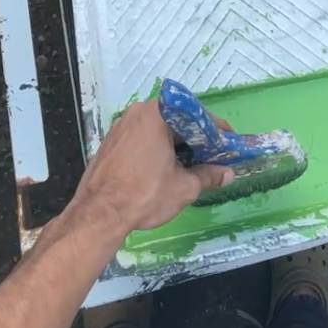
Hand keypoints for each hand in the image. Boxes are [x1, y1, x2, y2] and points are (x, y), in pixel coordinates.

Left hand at [72, 99, 232, 232]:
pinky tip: (163, 168)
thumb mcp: (184, 187)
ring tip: (190, 163)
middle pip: (175, 120)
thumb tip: (228, 174)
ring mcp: (120, 127)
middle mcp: (137, 113)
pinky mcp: (109, 143)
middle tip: (211, 154)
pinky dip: (155, 149)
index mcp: (156, 113)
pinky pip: (140, 139)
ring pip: (156, 130)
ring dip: (175, 144)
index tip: (228, 140)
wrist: (99, 215)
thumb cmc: (145, 194)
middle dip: (195, 137)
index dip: (215, 128)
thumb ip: (208, 176)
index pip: (195, 114)